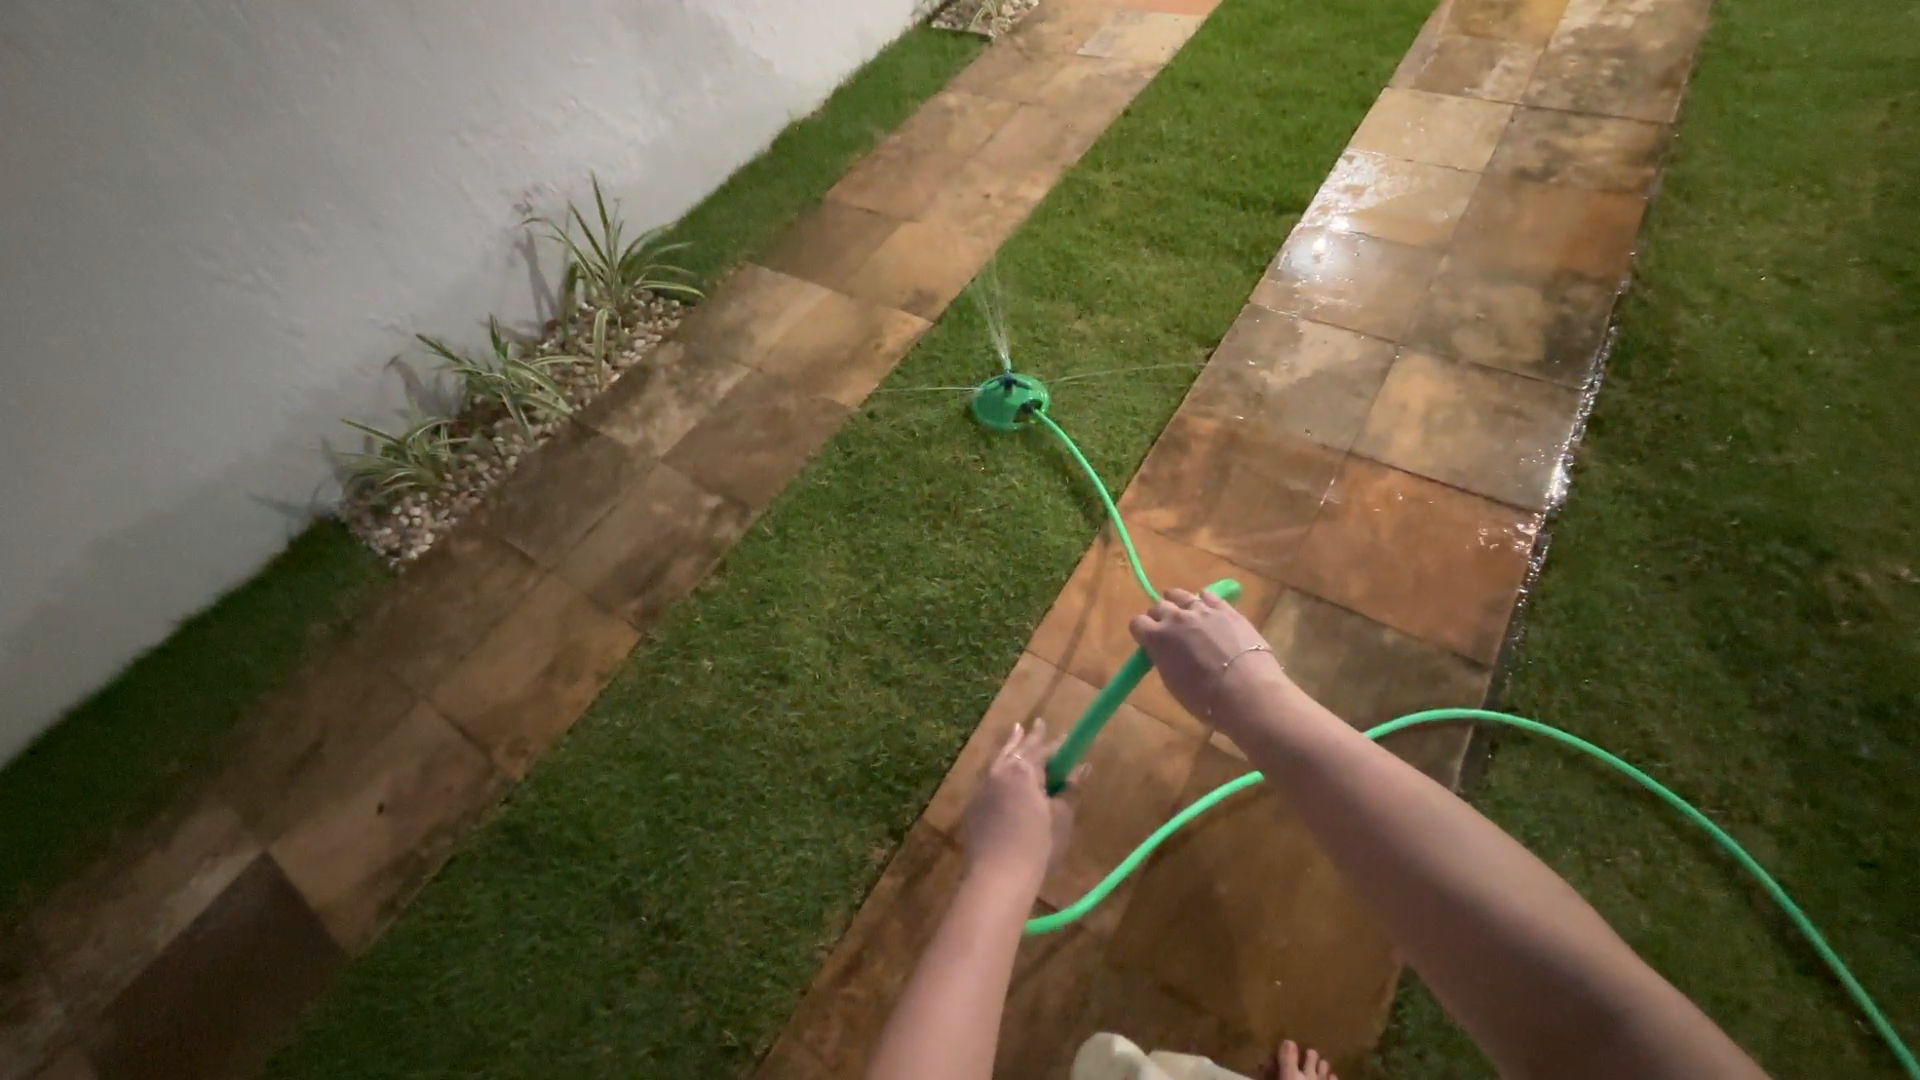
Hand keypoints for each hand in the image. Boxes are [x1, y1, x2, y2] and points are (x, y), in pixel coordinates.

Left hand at [962, 719, 1082, 886]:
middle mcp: (999, 773)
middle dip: (1029, 737)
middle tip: (1038, 723)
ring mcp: (982, 789)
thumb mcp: (1060, 817)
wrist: (998, 877)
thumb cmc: (1037, 846)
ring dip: (1010, 748)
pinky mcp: (973, 808)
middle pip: (1017, 749)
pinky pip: (989, 780)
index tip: (1067, 737)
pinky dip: (999, 771)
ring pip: (999, 761)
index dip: (1057, 745)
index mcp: (1022, 772)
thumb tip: (1082, 767)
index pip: (1042, 750)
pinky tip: (1001, 774)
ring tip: (1015, 732)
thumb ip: (1069, 790)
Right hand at [1128, 587, 1288, 734]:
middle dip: (1160, 617)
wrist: (1246, 692)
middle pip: (1159, 607)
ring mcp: (1202, 611)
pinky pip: (1209, 596)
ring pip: (1182, 595)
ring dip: (1178, 602)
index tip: (1147, 641)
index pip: (1137, 623)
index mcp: (1157, 638)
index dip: (1141, 631)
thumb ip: (1163, 659)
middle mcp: (1176, 618)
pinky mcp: (1227, 610)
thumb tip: (1164, 651)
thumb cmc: (1204, 698)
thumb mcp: (1172, 682)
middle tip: (1168, 630)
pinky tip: (1208, 609)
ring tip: (1183, 612)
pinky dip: (1204, 601)